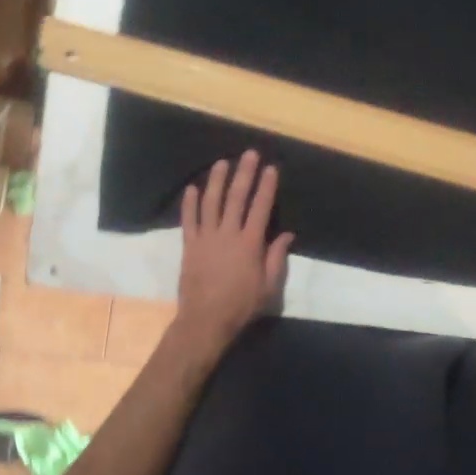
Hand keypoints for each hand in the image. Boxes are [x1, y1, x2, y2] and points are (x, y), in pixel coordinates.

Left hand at [176, 151, 294, 339]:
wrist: (205, 320)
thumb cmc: (241, 306)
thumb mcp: (268, 286)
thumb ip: (276, 258)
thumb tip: (287, 235)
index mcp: (250, 243)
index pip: (261, 207)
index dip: (266, 186)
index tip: (271, 168)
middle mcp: (228, 234)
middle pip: (236, 197)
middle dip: (244, 174)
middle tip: (249, 154)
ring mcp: (206, 238)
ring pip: (211, 203)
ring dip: (216, 180)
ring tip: (222, 163)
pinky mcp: (189, 246)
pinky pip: (189, 220)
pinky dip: (190, 203)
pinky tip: (192, 189)